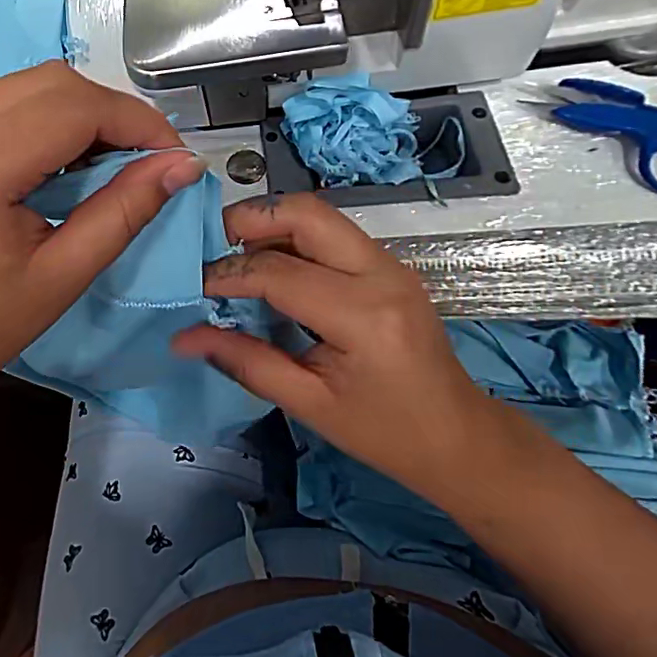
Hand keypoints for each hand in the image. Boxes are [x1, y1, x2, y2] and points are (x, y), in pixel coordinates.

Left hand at [0, 61, 203, 499]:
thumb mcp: (65, 275)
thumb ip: (126, 210)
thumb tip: (182, 165)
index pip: (75, 109)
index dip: (136, 121)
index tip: (174, 154)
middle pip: (54, 82)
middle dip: (112, 111)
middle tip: (146, 158)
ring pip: (31, 83)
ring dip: (82, 110)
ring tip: (110, 159)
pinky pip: (6, 100)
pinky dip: (49, 116)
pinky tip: (65, 158)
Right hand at [176, 195, 656, 656]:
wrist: (469, 443)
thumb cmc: (395, 437)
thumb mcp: (314, 405)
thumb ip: (250, 362)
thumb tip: (187, 337)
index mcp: (362, 312)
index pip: (275, 272)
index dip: (226, 275)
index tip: (193, 286)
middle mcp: (380, 274)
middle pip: (305, 213)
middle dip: (251, 217)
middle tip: (212, 242)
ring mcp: (391, 266)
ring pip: (323, 212)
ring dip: (275, 220)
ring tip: (236, 247)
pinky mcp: (394, 270)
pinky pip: (335, 233)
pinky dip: (298, 235)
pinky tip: (274, 263)